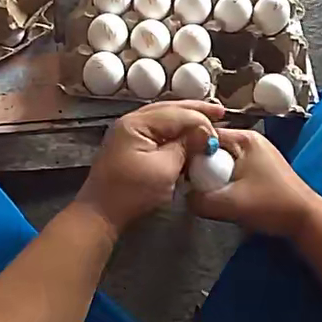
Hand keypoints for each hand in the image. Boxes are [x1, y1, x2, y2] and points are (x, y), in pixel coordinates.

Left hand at [76, 101, 224, 229]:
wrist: (101, 213)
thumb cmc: (132, 192)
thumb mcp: (165, 169)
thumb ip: (186, 146)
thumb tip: (205, 134)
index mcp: (137, 123)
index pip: (177, 113)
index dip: (201, 122)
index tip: (217, 136)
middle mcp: (132, 121)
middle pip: (170, 108)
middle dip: (197, 110)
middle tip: (221, 111)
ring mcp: (129, 131)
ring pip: (164, 116)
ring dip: (187, 117)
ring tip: (209, 118)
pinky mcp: (131, 144)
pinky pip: (158, 128)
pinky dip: (176, 128)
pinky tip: (189, 133)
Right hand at [187, 128, 321, 238]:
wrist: (305, 219)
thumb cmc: (271, 205)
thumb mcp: (229, 203)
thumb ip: (199, 199)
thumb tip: (185, 196)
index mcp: (244, 138)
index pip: (204, 136)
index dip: (188, 152)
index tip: (179, 171)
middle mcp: (250, 140)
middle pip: (212, 148)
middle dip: (202, 168)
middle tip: (194, 187)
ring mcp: (256, 153)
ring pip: (222, 161)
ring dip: (214, 177)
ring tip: (209, 194)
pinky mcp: (259, 168)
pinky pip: (232, 169)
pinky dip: (225, 182)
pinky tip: (225, 197)